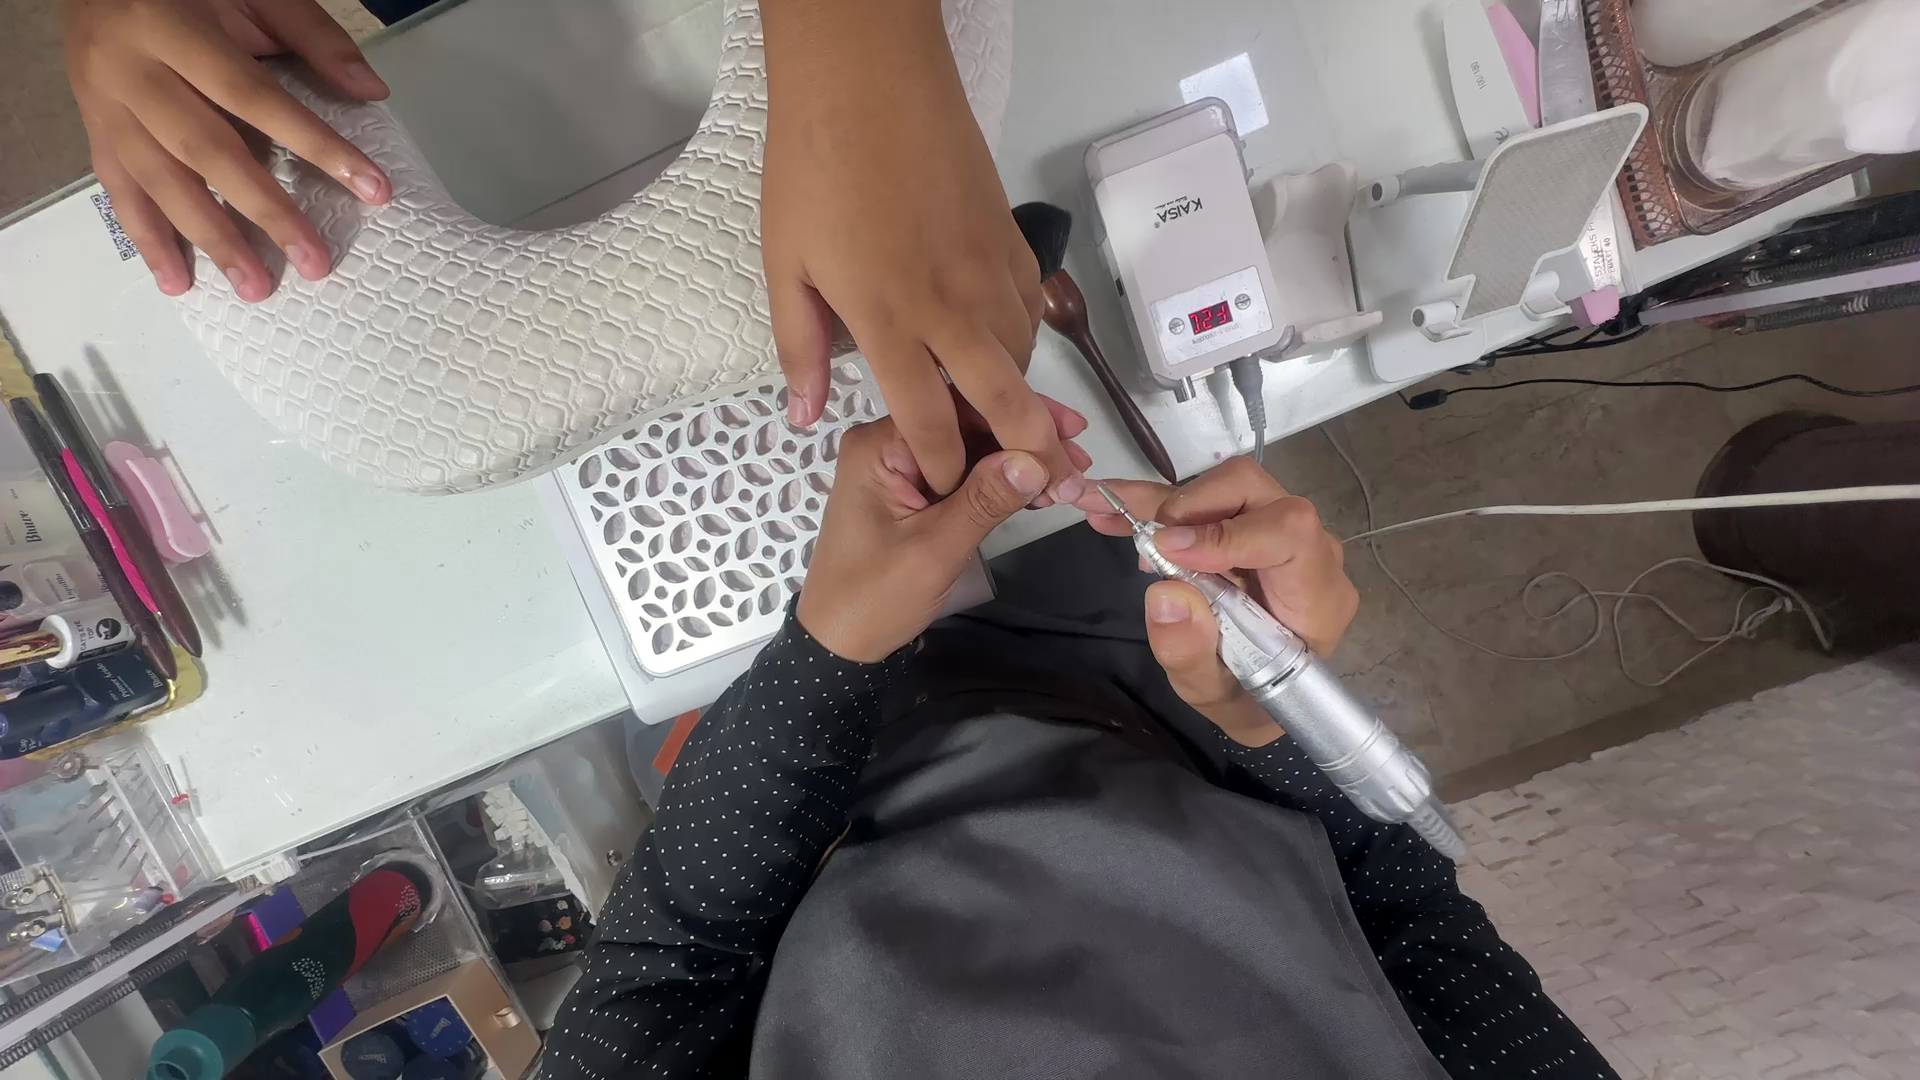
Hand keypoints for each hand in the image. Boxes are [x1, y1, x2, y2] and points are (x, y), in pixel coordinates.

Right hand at [64, 0, 393, 300]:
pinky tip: (180, 283)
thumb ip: (313, 36)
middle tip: (315, 265)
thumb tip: (373, 91)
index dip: (317, 145)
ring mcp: (103, 101)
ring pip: (158, 180)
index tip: (375, 190)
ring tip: (256, 289)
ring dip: (209, 240)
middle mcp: (128, 68)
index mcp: (170, 28)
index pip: (255, 97)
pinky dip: (149, 238)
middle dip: (264, 212)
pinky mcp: (94, 127)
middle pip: (206, 150)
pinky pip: (119, 189)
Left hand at [761, 0, 1078, 502]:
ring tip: (1006, 409)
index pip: (927, 420)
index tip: (949, 487)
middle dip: (1021, 449)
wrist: (869, 78)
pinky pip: (1033, 308)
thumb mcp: (785, 265)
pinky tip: (1007, 344)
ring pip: (1023, 355)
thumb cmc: (815, 170)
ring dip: (1017, 390)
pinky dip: (1025, 337)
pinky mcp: (1012, 241)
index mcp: (887, 322)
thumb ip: (798, 349)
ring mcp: (989, 273)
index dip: (943, 465)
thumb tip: (804, 415)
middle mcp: (950, 309)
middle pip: (1002, 400)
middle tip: (1030, 476)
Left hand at [798, 400, 1089, 662]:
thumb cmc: (874, 599)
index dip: (1019, 421)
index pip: (960, 410)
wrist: (836, 643)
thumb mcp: (934, 550)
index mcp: (881, 444)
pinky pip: (961, 472)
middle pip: (968, 424)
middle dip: (1026, 439)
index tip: (1070, 440)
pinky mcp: (911, 490)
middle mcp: (887, 442)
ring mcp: (899, 466)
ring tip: (1070, 474)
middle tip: (1081, 458)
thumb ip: (984, 500)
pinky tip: (1037, 488)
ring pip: (970, 448)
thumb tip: (1037, 458)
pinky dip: (999, 480)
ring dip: (1019, 460)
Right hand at [1075, 458, 1358, 746]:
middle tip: (1145, 543)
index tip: (1168, 551)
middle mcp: (1304, 550)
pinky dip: (1151, 504)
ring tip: (1104, 514)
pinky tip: (1106, 509)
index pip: (1289, 532)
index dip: (1226, 532)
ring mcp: (1275, 532)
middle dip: (1188, 506)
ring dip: (1159, 502)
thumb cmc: (1246, 699)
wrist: (1259, 695)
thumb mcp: (1212, 693)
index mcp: (1314, 595)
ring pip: (1221, 486)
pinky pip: (1201, 502)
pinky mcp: (1243, 526)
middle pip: (1253, 490)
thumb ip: (1190, 652)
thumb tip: (1165, 593)